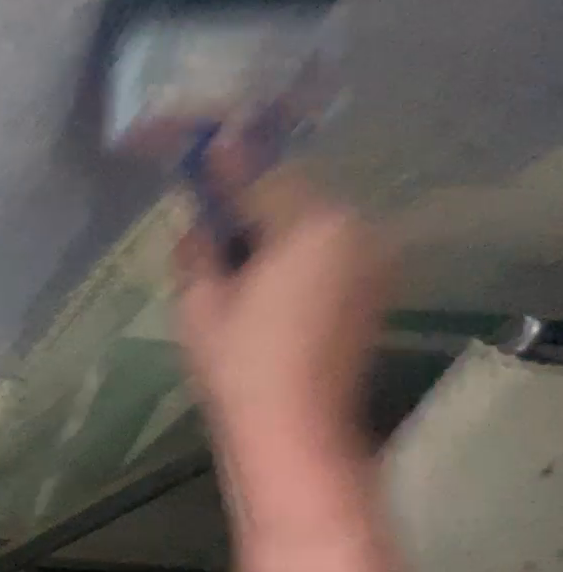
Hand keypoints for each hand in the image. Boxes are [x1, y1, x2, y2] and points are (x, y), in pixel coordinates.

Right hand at [173, 169, 388, 458]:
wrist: (292, 425)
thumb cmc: (236, 361)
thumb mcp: (198, 299)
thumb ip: (200, 247)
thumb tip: (198, 218)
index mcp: (313, 229)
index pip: (265, 177)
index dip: (227, 164)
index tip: (199, 145)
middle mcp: (356, 232)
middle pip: (295, 194)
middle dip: (249, 198)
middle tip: (204, 216)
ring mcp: (372, 259)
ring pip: (311, 221)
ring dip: (269, 225)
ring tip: (226, 255)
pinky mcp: (372, 286)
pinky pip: (326, 247)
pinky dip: (290, 248)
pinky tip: (257, 276)